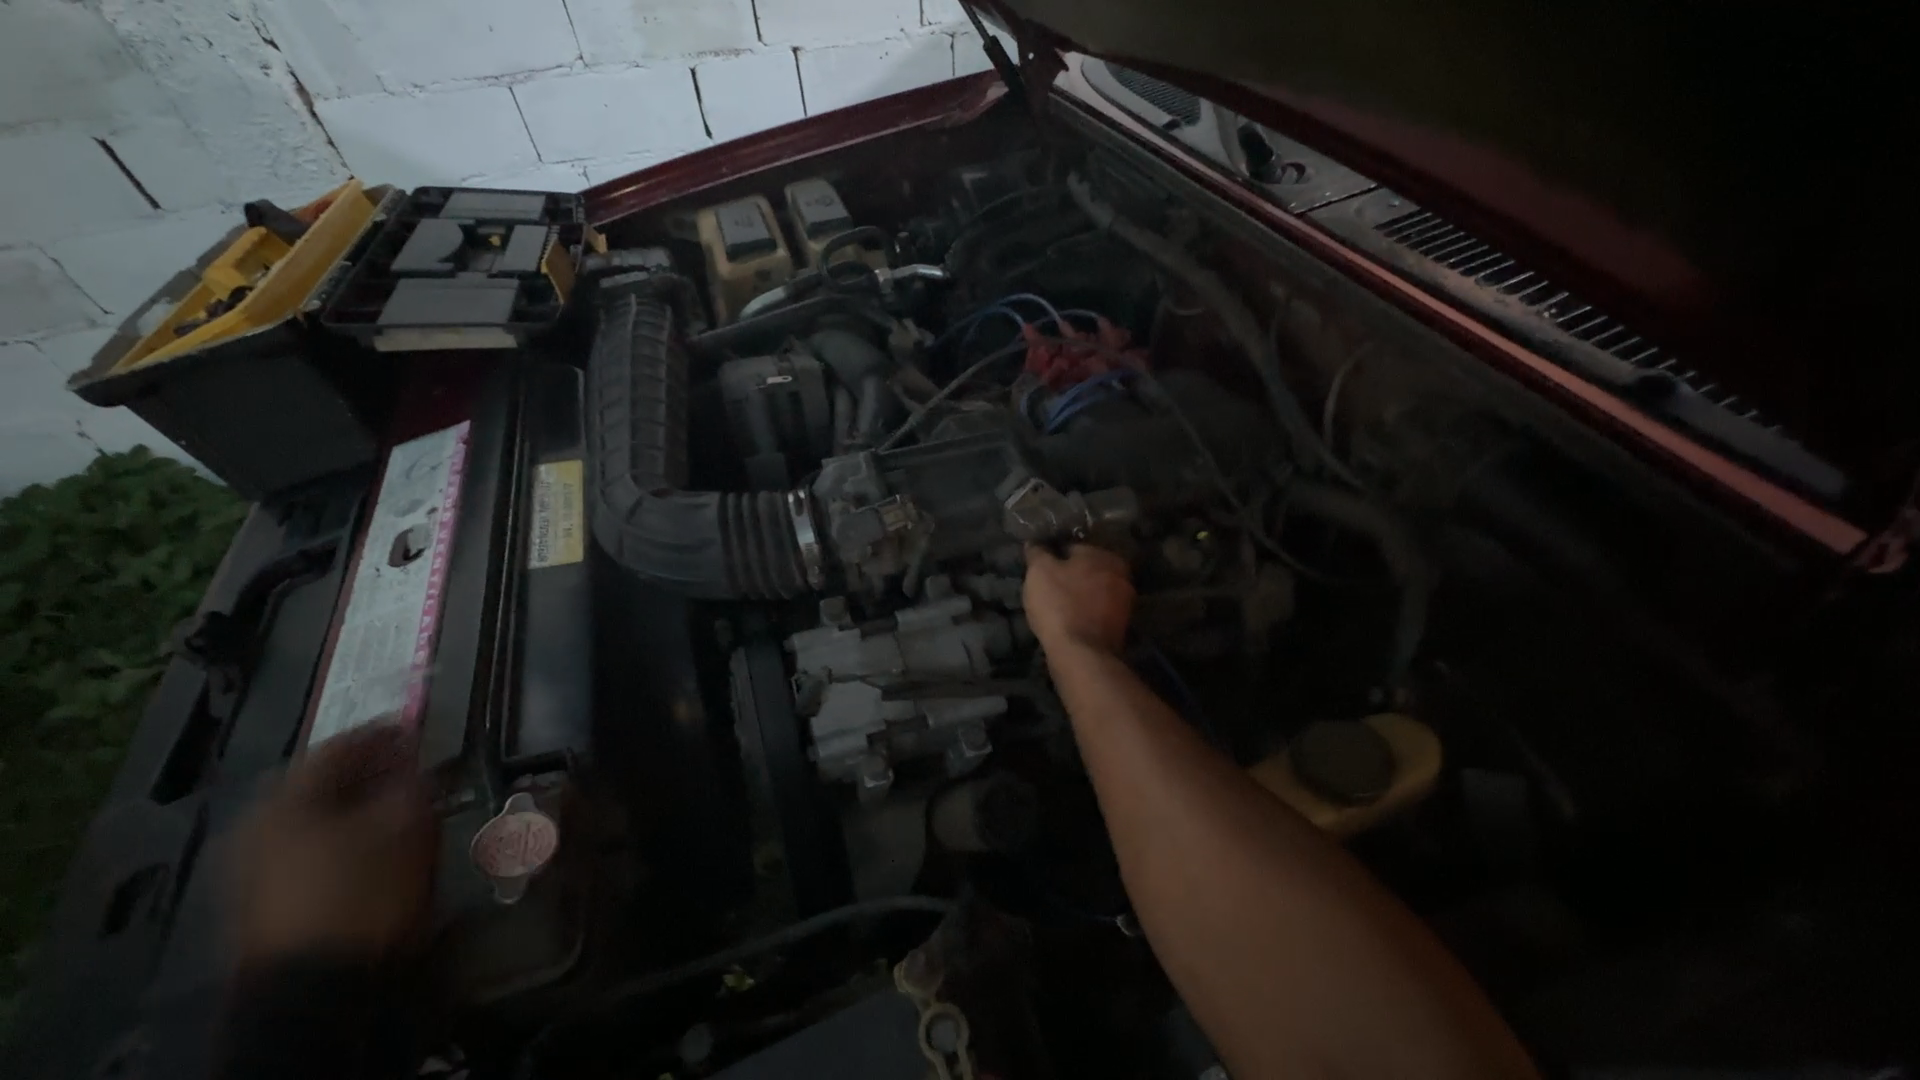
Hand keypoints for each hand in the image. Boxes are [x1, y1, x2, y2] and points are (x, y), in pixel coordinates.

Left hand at [227, 724, 437, 964]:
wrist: (315, 985)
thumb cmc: (362, 891)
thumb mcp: (404, 827)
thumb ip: (413, 785)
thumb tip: (418, 764)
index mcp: (285, 799)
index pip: (337, 746)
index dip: (382, 733)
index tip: (414, 726)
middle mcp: (258, 824)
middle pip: (320, 781)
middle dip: (368, 770)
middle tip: (408, 764)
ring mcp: (253, 864)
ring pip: (314, 814)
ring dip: (355, 802)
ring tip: (397, 802)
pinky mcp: (263, 896)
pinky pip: (308, 844)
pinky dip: (342, 832)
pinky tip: (372, 839)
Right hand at [1024, 543, 1135, 655]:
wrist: (1081, 653)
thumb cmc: (1060, 604)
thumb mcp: (1039, 571)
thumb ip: (1038, 552)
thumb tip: (1035, 543)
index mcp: (1104, 555)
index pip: (1073, 547)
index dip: (1053, 558)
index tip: (1039, 571)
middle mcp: (1121, 574)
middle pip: (1086, 570)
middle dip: (1069, 577)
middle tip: (1046, 590)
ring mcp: (1124, 602)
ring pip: (1093, 592)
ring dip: (1077, 597)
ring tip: (1055, 608)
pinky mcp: (1120, 627)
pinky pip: (1096, 613)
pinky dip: (1084, 615)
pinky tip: (1068, 623)